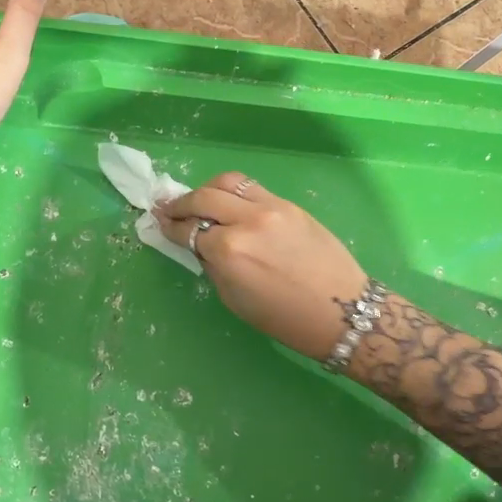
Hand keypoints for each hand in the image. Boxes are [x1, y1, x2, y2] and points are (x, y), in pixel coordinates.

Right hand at [156, 173, 367, 359]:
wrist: (342, 310)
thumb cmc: (285, 319)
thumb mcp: (235, 300)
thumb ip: (213, 266)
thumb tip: (201, 244)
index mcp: (229, 251)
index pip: (188, 230)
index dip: (171, 227)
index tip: (160, 223)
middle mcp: (246, 221)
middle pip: (203, 198)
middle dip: (181, 203)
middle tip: (169, 208)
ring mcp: (271, 207)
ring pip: (229, 182)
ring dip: (207, 189)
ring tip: (199, 199)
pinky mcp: (290, 205)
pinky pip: (253, 189)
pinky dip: (234, 192)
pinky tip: (229, 203)